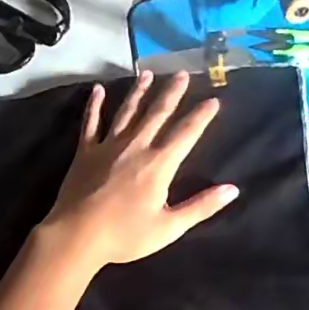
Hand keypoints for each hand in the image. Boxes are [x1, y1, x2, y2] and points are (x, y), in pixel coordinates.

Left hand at [41, 71, 238, 267]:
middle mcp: (136, 147)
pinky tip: (97, 90)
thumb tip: (232, 190)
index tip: (214, 100)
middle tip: (182, 73)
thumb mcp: (170, 227)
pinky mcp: (85, 151)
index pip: (186, 133)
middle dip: (172, 93)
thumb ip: (201, 207)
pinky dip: (94, 105)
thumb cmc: (126, 235)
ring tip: (148, 73)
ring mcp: (108, 146)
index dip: (201, 116)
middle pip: (158, 114)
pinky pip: (91, 122)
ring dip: (139, 91)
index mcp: (159, 164)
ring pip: (127, 111)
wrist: (76, 236)